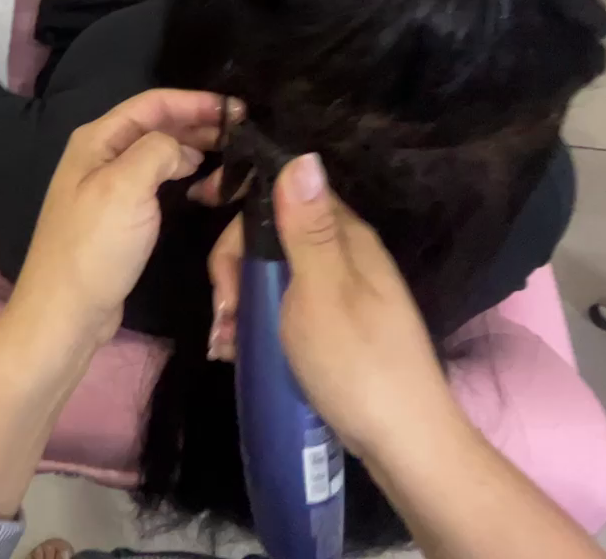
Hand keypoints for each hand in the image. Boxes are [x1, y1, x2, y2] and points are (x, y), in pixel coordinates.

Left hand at [10, 89, 231, 341]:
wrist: (66, 310)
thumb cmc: (94, 245)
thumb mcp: (126, 187)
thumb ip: (157, 151)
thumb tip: (181, 147)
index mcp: (97, 139)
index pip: (152, 103)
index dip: (195, 101)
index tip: (236, 108)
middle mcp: (99, 154)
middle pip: (154, 124)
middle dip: (196, 121)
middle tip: (242, 131)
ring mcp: (107, 185)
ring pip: (156, 151)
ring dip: (191, 146)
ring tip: (230, 152)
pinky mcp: (118, 213)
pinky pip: (154, 179)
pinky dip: (180, 172)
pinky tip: (201, 179)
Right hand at [205, 155, 459, 457]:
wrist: (406, 449)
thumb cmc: (358, 364)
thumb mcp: (322, 291)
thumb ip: (306, 228)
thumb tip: (302, 156)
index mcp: (345, 237)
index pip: (280, 192)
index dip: (240, 199)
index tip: (200, 207)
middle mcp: (342, 255)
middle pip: (268, 234)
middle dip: (233, 265)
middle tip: (226, 309)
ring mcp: (337, 291)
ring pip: (268, 272)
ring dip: (237, 299)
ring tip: (226, 339)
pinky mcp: (329, 324)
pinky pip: (278, 304)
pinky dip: (252, 321)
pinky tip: (237, 347)